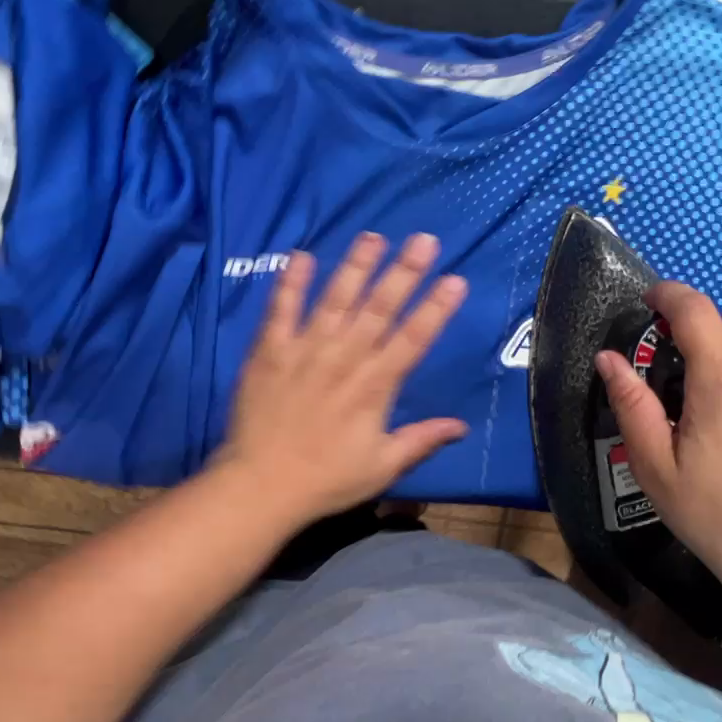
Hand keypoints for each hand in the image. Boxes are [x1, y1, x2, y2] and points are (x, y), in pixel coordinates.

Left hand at [216, 232, 468, 525]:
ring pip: (335, 300)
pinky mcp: (270, 351)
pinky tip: (300, 256)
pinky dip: (290, 283)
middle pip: (379, 308)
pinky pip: (281, 311)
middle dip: (404, 272)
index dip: (435, 309)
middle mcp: (344, 359)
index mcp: (374, 386)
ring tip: (373, 236)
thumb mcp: (381, 467)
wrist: (260, 485)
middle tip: (423, 239)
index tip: (454, 279)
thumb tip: (460, 426)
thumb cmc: (326, 479)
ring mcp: (305, 350)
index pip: (413, 339)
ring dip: (355, 266)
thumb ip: (420, 441)